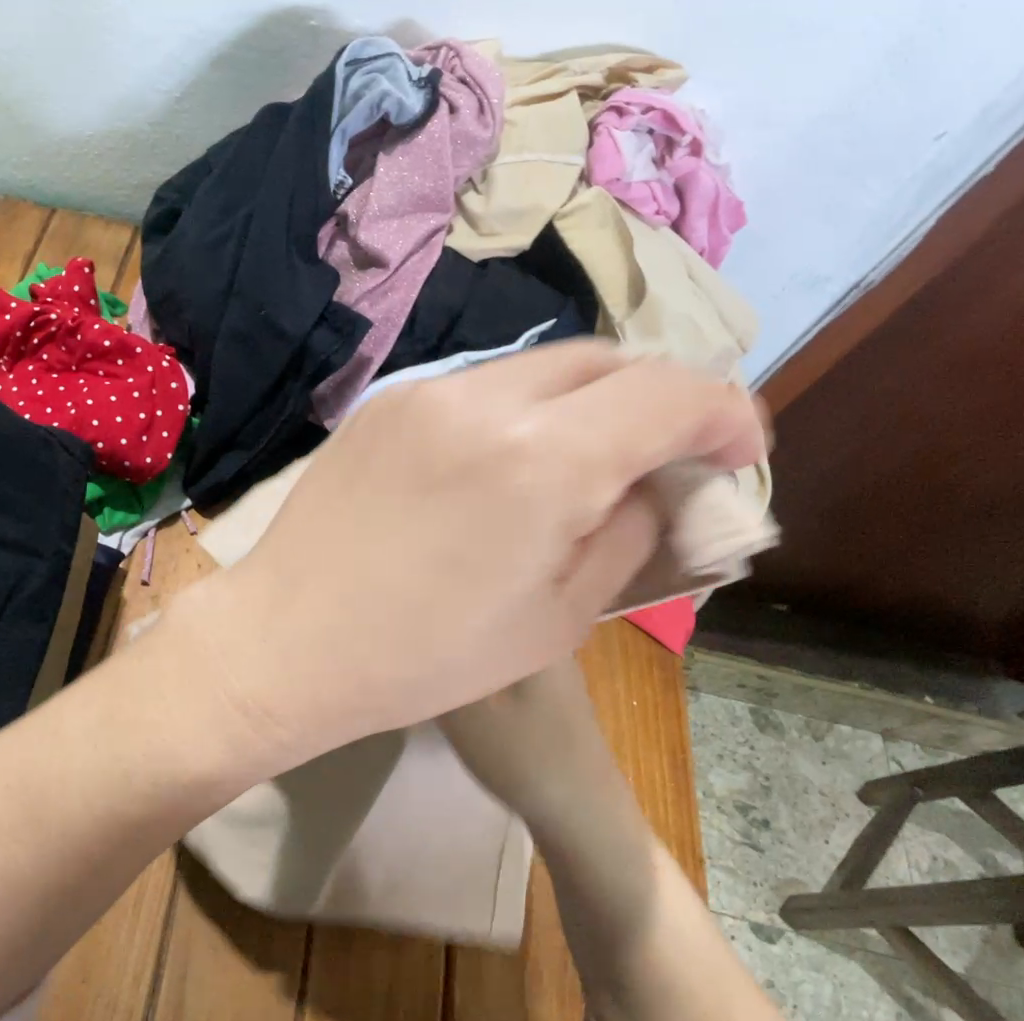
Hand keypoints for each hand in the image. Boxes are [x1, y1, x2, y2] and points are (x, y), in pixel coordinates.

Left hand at [179, 340, 764, 764]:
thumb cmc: (424, 655)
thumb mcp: (557, 617)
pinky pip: (480, 387)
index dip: (727, 415)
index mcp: (545, 459)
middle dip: (659, 399)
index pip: (674, 393)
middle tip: (667, 456)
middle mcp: (487, 400)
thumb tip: (663, 487)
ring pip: (542, 366)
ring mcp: (426, 393)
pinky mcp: (384, 404)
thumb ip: (632, 535)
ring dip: (588, 400)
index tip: (736, 455)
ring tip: (588, 461)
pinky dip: (522, 409)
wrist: (288, 640)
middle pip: (610, 360)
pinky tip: (506, 463)